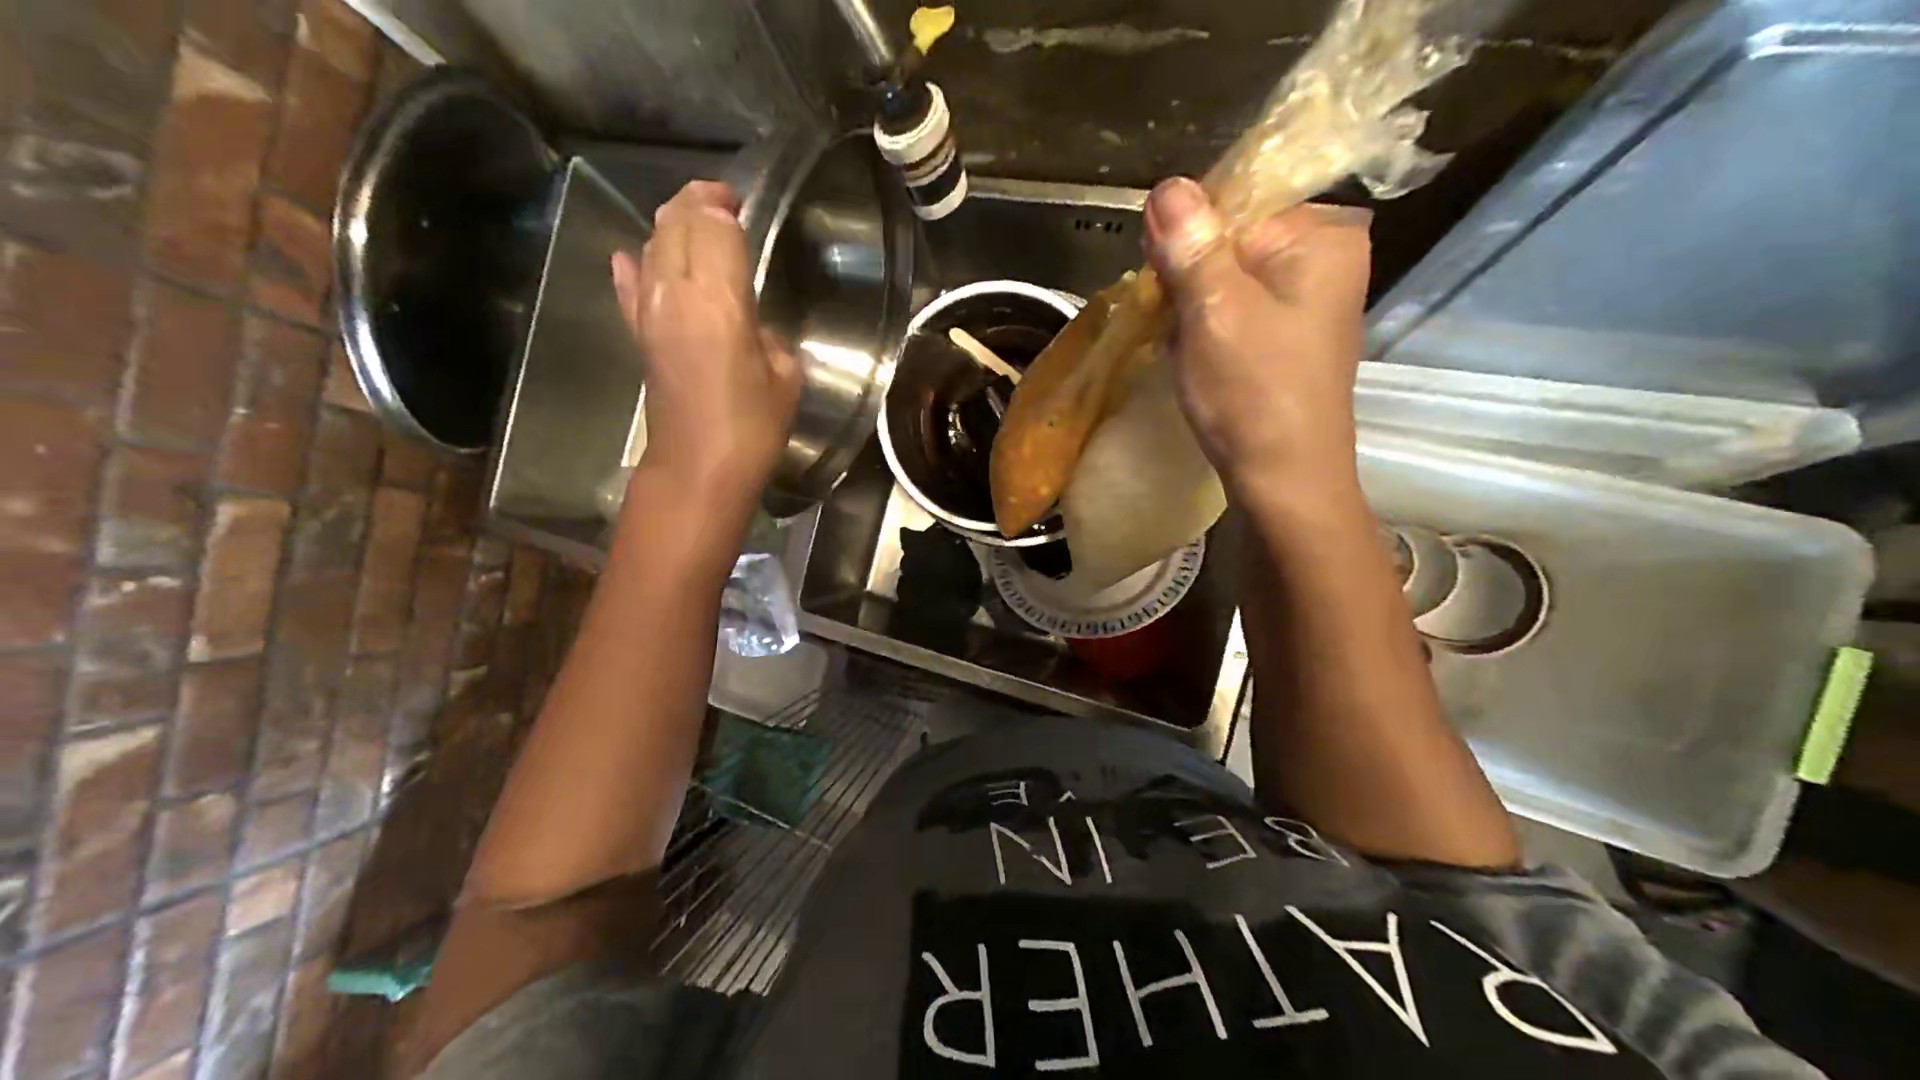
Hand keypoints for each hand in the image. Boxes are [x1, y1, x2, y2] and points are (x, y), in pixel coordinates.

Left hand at [611, 181, 801, 511]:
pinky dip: (636, 264)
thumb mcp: (784, 376)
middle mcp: (676, 292)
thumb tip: (752, 326)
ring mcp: (650, 312)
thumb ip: (768, 336)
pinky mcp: (638, 334)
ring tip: (694, 222)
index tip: (740, 203)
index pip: (713, 226)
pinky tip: (634, 256)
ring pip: (652, 244)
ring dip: (671, 225)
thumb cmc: (752, 428)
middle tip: (720, 202)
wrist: (698, 468)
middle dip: (695, 203)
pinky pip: (631, 285)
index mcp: (718, 299)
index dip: (724, 206)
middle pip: (676, 223)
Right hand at [1142, 177, 1371, 508]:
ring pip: (1224, 278)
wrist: (1282, 480)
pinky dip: (1202, 327)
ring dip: (1189, 305)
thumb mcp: (1214, 310)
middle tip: (1166, 314)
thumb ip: (1191, 245)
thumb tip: (1166, 187)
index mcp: (1321, 238)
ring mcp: (1305, 303)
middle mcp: (1322, 261)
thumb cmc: (1253, 392)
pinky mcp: (1284, 338)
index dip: (1188, 231)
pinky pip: (1232, 311)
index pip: (1240, 200)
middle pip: (1232, 239)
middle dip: (1187, 273)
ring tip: (1177, 341)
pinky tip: (1189, 355)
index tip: (1157, 271)